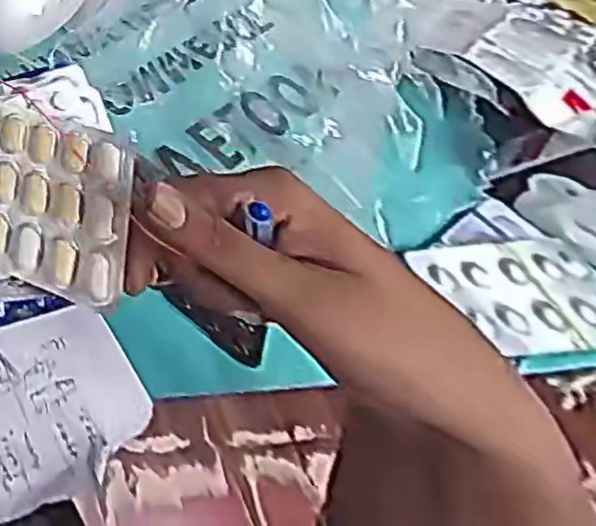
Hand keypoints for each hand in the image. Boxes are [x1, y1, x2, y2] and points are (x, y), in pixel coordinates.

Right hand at [123, 168, 574, 473]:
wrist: (457, 406)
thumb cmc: (392, 343)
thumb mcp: (300, 296)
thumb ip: (220, 247)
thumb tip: (149, 194)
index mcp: (270, 189)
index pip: (175, 195)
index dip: (150, 233)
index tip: (138, 279)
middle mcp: (262, 199)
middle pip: (180, 217)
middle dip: (184, 263)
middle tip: (216, 303)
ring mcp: (265, 230)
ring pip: (193, 246)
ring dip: (205, 283)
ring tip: (250, 312)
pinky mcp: (266, 261)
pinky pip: (215, 265)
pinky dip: (218, 291)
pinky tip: (249, 312)